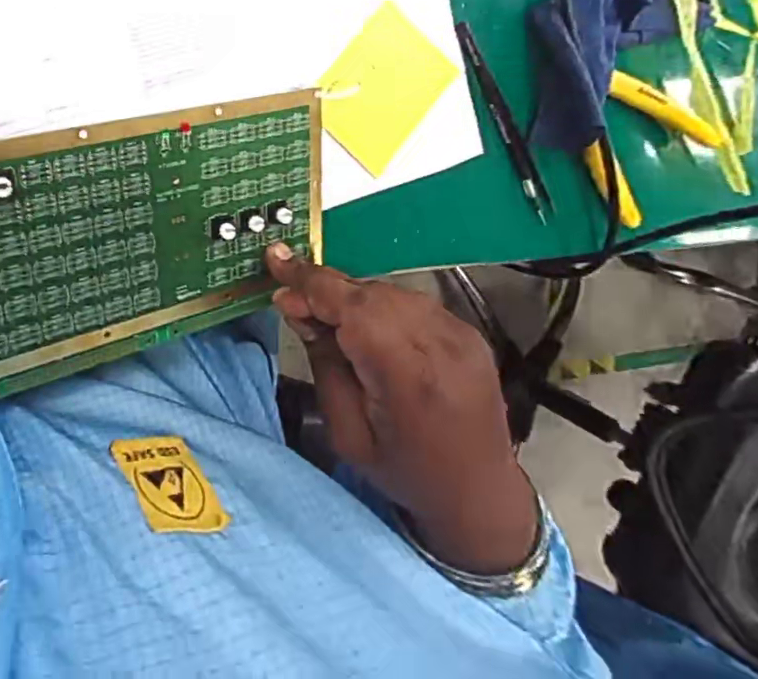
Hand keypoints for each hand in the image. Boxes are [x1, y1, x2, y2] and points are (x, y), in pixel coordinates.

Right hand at [266, 242, 537, 573]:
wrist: (482, 495)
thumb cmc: (406, 472)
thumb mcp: (346, 431)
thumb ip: (322, 362)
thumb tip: (295, 307)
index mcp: (409, 375)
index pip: (351, 305)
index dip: (308, 281)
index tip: (275, 262)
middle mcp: (442, 345)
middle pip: (367, 292)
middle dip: (323, 290)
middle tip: (292, 305)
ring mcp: (461, 335)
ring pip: (387, 290)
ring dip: (349, 297)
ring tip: (327, 320)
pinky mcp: (468, 332)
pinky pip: (409, 300)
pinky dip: (377, 304)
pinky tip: (364, 325)